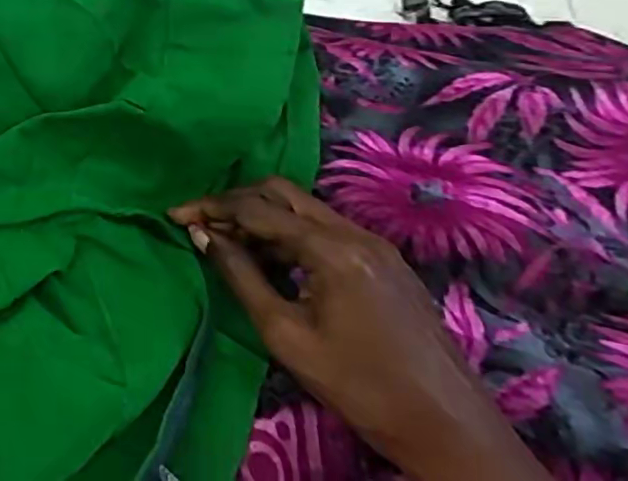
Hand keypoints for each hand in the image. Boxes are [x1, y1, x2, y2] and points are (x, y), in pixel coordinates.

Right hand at [169, 178, 547, 480]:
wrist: (453, 433)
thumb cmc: (361, 387)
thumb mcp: (285, 334)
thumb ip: (240, 276)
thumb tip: (202, 234)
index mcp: (332, 249)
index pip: (256, 209)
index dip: (210, 208)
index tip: (174, 215)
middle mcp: (355, 233)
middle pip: (280, 194)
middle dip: (235, 203)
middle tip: (203, 225)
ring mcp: (375, 245)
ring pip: (302, 209)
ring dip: (261, 218)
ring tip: (229, 244)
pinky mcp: (384, 262)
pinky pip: (323, 229)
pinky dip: (289, 234)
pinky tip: (271, 260)